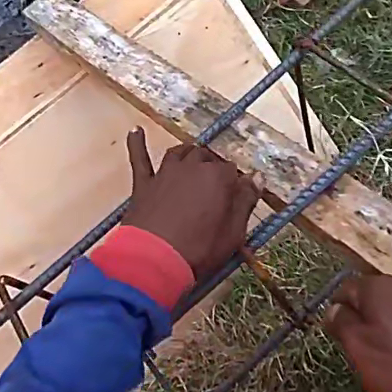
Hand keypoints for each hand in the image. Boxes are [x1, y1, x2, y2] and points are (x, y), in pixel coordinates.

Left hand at [122, 127, 259, 279]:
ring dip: (188, 154)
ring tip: (193, 161)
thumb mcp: (233, 233)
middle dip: (213, 168)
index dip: (234, 186)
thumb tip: (256, 178)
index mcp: (218, 177)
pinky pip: (139, 158)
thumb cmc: (200, 250)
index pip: (233, 172)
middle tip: (215, 189)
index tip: (235, 201)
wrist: (153, 261)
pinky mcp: (143, 184)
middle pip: (206, 158)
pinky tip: (135, 130)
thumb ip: (245, 202)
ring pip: (180, 153)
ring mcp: (165, 173)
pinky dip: (137, 143)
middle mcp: (192, 167)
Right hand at [325, 274, 391, 391]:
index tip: (334, 340)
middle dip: (364, 358)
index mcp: (380, 289)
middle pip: (370, 325)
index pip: (345, 291)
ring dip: (384, 385)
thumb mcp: (358, 346)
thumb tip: (335, 309)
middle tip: (362, 381)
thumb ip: (341, 323)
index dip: (336, 316)